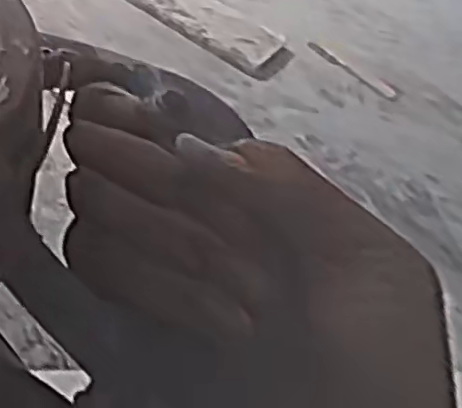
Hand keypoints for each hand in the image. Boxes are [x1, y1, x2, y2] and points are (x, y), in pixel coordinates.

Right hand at [62, 83, 453, 407]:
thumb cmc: (373, 358)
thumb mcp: (372, 262)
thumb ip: (287, 182)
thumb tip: (189, 142)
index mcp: (204, 173)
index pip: (110, 103)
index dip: (123, 112)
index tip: (166, 139)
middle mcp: (148, 195)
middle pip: (90, 141)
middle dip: (163, 180)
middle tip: (236, 230)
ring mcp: (118, 238)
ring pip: (87, 193)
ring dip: (173, 239)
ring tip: (247, 291)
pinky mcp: (97, 286)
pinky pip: (87, 252)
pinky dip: (159, 285)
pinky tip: (218, 317)